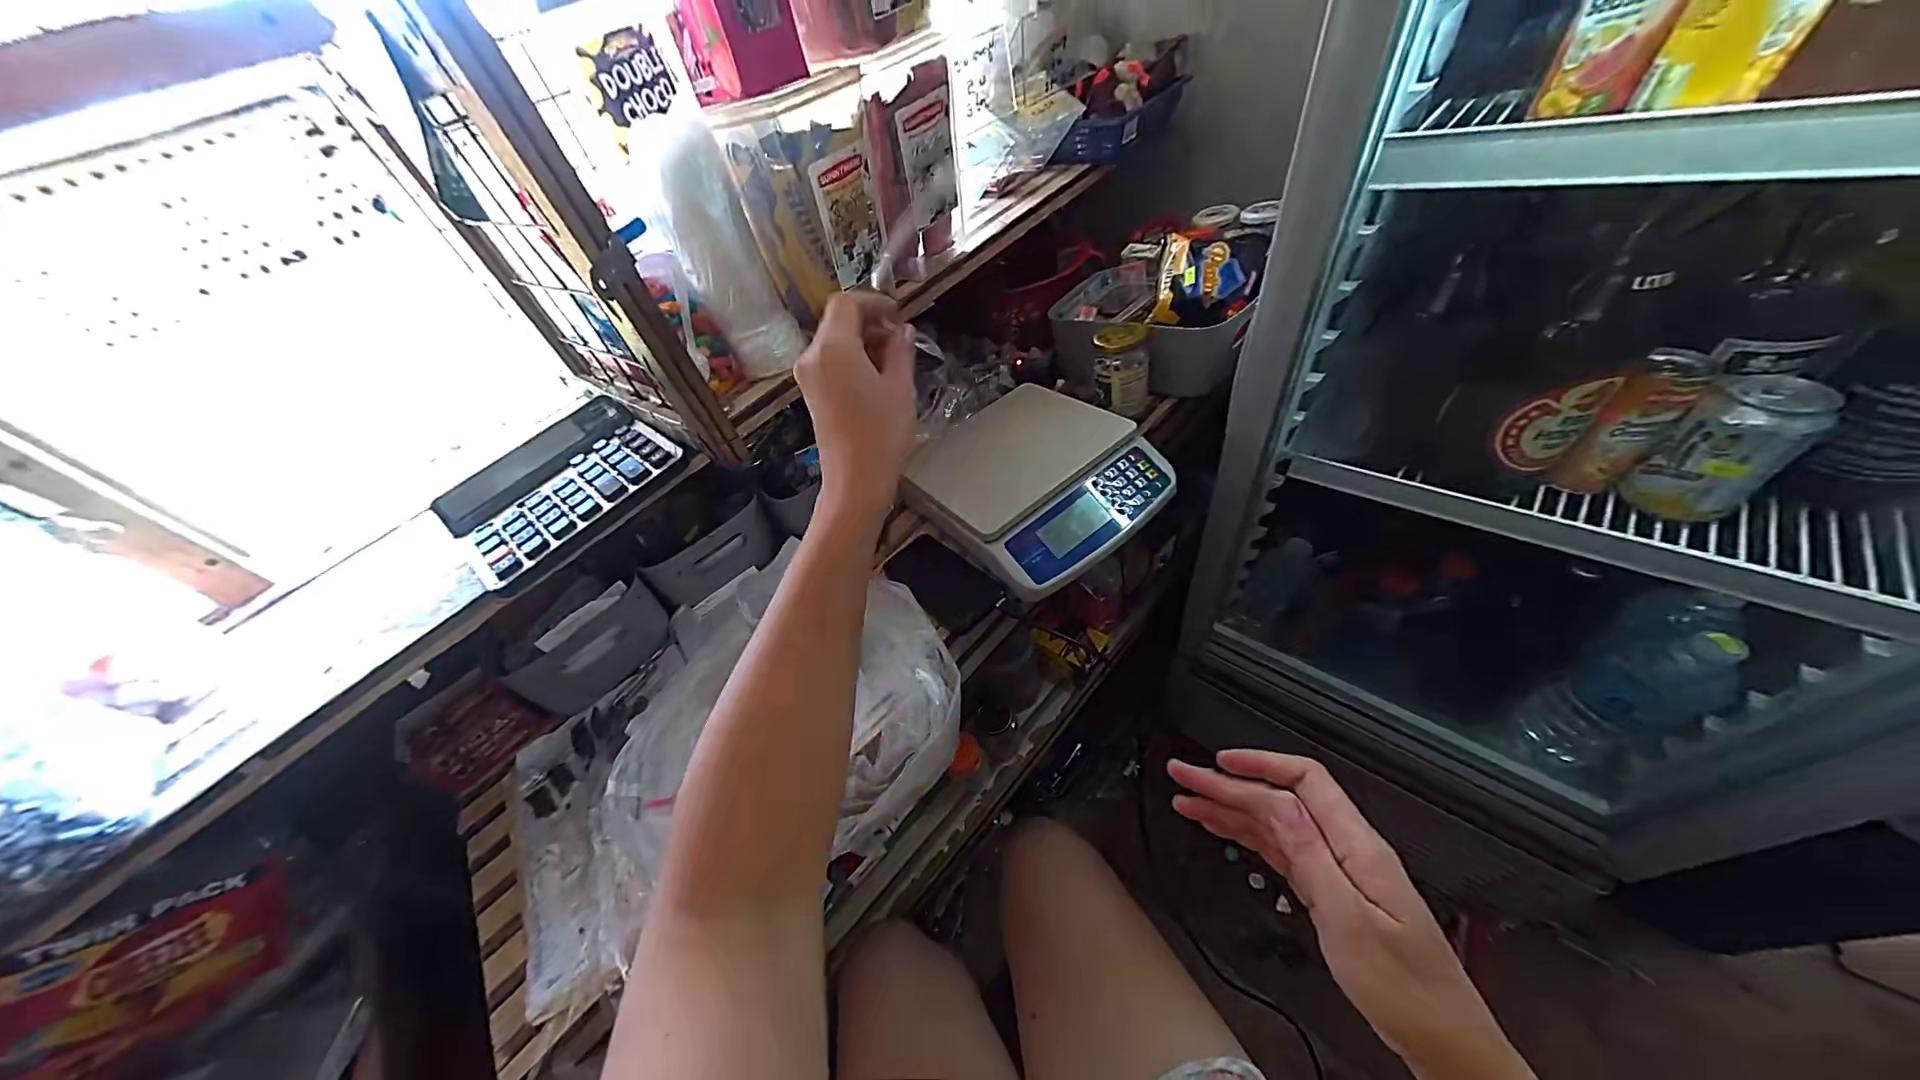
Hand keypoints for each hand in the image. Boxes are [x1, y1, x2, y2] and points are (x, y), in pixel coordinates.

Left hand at [794, 292, 917, 527]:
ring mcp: (808, 375)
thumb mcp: (900, 387)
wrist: (856, 481)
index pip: (846, 303)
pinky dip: (852, 358)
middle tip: (901, 340)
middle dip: (870, 323)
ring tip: (894, 361)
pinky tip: (877, 377)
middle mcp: (812, 356)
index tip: (899, 316)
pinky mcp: (812, 392)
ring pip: (834, 340)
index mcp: (833, 348)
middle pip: (838, 320)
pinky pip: (830, 361)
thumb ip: (901, 350)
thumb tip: (903, 330)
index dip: (874, 302)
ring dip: (862, 341)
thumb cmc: (881, 435)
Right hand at [1168, 751, 1533, 1079]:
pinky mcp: (1328, 890)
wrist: (1444, 1042)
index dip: (1259, 763)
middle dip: (1228, 784)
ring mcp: (1336, 869)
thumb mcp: (1351, 921)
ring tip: (1189, 802)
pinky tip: (1222, 830)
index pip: (1305, 780)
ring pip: (1273, 823)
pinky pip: (1279, 850)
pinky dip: (1245, 836)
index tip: (1218, 763)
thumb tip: (1277, 802)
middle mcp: (1345, 849)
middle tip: (1185, 779)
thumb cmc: (1408, 991)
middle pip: (1279, 799)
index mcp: (1357, 847)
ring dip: (1229, 809)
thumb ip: (1310, 855)